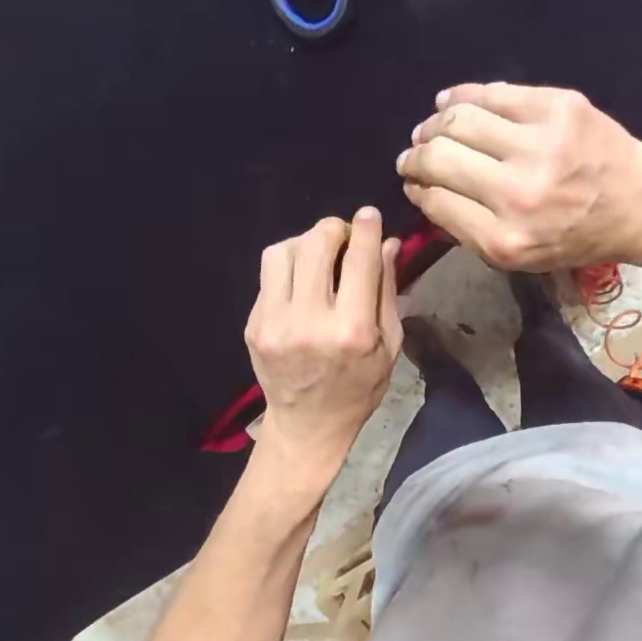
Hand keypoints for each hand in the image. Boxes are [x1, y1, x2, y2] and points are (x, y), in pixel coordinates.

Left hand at [246, 208, 403, 478]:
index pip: (359, 260)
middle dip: (333, 229)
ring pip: (282, 251)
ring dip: (305, 243)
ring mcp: (273, 324)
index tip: (369, 215)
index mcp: (351, 331)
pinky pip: (268, 275)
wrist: (307, 425)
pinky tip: (301, 284)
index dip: (365, 228)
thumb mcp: (388, 346)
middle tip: (344, 238)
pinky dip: (288, 268)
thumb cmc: (359, 388)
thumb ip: (386, 291)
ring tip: (319, 258)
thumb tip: (387, 243)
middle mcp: (308, 322)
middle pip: (314, 244)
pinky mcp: (253, 325)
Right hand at [396, 83, 641, 273]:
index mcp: (505, 239)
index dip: (416, 188)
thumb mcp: (517, 256)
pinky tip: (448, 102)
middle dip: (415, 155)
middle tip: (411, 155)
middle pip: (440, 158)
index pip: (436, 201)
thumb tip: (424, 190)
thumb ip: (467, 229)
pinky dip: (462, 96)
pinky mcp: (558, 107)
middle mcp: (519, 193)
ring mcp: (540, 145)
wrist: (637, 201)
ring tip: (428, 129)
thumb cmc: (572, 236)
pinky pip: (493, 93)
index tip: (412, 181)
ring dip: (433, 124)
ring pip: (459, 120)